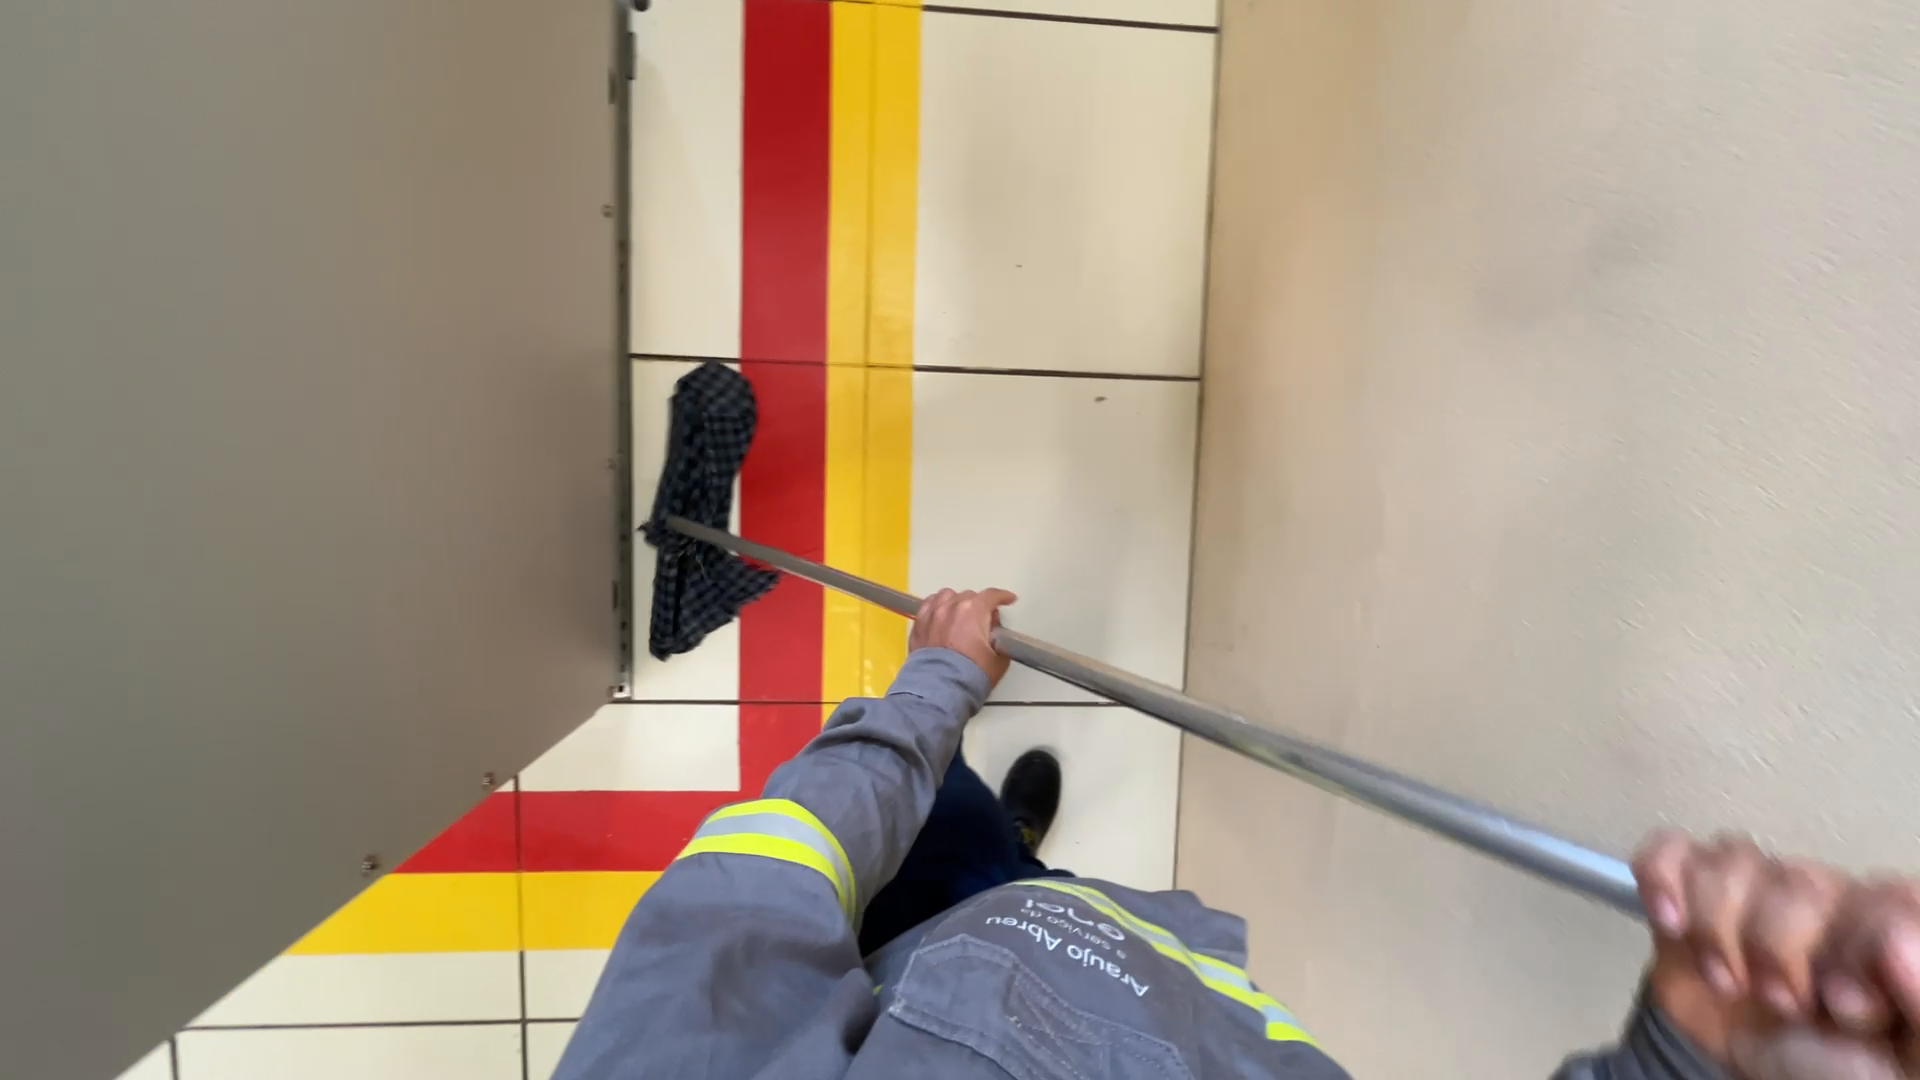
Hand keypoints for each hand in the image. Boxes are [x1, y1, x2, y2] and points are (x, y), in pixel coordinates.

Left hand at [909, 588, 1017, 688]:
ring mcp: (932, 614)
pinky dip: (937, 607)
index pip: (992, 595)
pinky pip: (929, 605)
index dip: (1003, 597)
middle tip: (983, 621)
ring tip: (961, 616)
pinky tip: (941, 615)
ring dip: (957, 603)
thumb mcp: (999, 659)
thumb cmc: (968, 676)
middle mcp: (951, 606)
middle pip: (969, 596)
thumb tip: (994, 634)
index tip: (1007, 599)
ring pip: (947, 596)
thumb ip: (1000, 639)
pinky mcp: (918, 624)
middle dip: (979, 606)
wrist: (939, 691)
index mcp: (973, 610)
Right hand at [1632, 831, 1919, 1077]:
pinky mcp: (1685, 883)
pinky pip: (1668, 847)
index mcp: (1895, 929)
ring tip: (1728, 982)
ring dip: (1718, 929)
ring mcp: (1754, 884)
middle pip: (1800, 879)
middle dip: (1779, 949)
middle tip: (1783, 1004)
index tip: (1845, 1005)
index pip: (1889, 897)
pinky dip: (1661, 879)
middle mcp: (1833, 895)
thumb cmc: (1848, 1072)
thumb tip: (1899, 940)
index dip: (1862, 946)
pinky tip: (1671, 924)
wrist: (1760, 1072)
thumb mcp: (1911, 1066)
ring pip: (1731, 861)